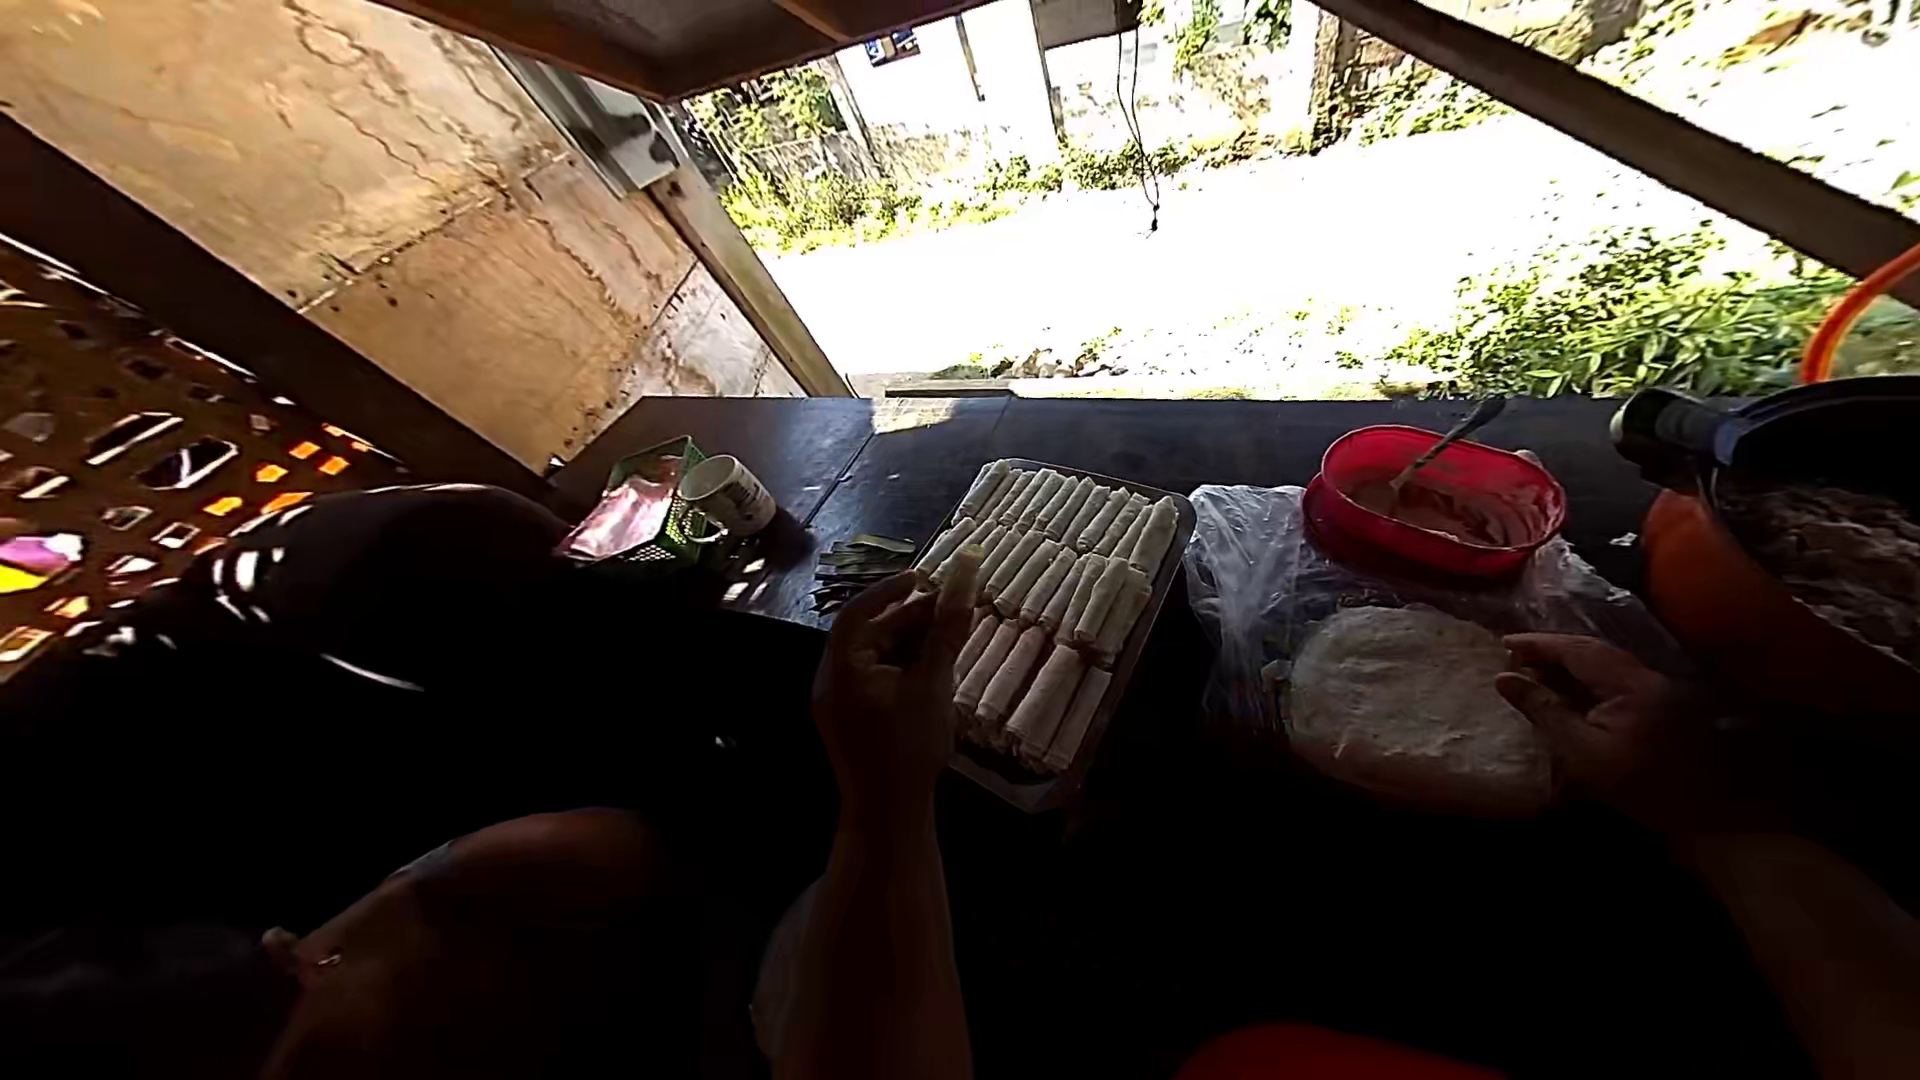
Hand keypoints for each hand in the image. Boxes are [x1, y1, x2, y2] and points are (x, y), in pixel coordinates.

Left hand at [811, 550, 980, 826]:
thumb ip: (945, 633)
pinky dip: (903, 666)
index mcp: (842, 669)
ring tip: (947, 633)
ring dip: (909, 642)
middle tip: (947, 607)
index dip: (888, 591)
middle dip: (908, 618)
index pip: (857, 613)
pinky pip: (877, 678)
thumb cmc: (908, 748)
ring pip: (876, 657)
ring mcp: (841, 703)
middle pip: (870, 634)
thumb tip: (962, 583)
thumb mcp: (932, 686)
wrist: (889, 817)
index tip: (920, 577)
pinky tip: (933, 665)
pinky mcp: (853, 719)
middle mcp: (833, 681)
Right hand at [1495, 633, 1708, 831]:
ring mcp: (1661, 692)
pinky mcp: (1664, 706)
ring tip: (1533, 664)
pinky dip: (1584, 673)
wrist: (1711, 821)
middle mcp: (1650, 680)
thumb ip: (1541, 708)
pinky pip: (1615, 676)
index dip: (1539, 643)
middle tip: (1514, 651)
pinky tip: (1565, 681)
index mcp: (1632, 686)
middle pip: (1594, 650)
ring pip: (1606, 662)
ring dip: (1568, 659)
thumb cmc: (1637, 784)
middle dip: (1552, 647)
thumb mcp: (1578, 748)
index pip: (1579, 651)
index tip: (1503, 642)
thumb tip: (1503, 678)